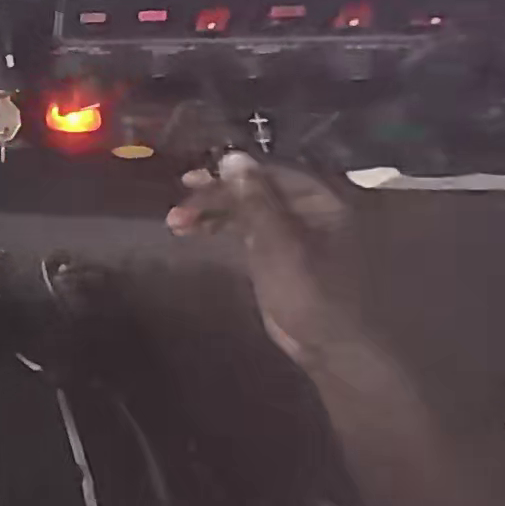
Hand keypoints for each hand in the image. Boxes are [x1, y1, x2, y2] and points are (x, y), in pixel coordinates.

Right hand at [168, 153, 369, 369]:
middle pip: (249, 190)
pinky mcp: (272, 251)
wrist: (329, 349)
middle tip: (179, 203)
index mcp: (319, 202)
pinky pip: (238, 228)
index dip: (228, 173)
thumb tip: (232, 156)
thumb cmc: (312, 291)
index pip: (267, 173)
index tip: (193, 178)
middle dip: (211, 197)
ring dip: (206, 212)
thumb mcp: (279, 241)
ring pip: (239, 208)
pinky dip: (213, 227)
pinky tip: (187, 230)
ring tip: (174, 222)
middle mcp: (304, 210)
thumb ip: (254, 198)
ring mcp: (287, 231)